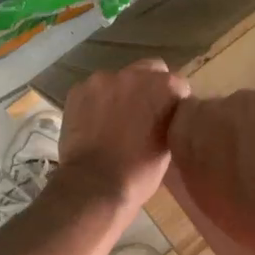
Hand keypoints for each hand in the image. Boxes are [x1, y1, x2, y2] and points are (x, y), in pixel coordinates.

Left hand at [57, 59, 189, 212]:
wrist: (94, 184)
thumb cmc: (139, 172)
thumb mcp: (168, 145)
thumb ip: (169, 118)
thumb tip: (165, 112)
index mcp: (164, 87)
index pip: (177, 84)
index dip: (173, 101)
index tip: (167, 117)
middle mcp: (134, 74)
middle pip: (148, 71)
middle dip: (148, 87)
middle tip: (141, 114)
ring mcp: (102, 79)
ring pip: (117, 79)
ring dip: (119, 93)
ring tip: (113, 121)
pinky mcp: (77, 89)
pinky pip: (92, 90)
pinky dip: (95, 102)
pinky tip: (93, 124)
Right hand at [168, 83, 254, 247]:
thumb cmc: (244, 214)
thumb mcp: (204, 193)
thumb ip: (198, 164)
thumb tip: (209, 156)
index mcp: (183, 133)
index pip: (187, 118)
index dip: (207, 132)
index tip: (219, 151)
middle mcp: (209, 107)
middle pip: (220, 110)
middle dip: (234, 128)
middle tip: (253, 158)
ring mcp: (244, 96)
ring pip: (253, 107)